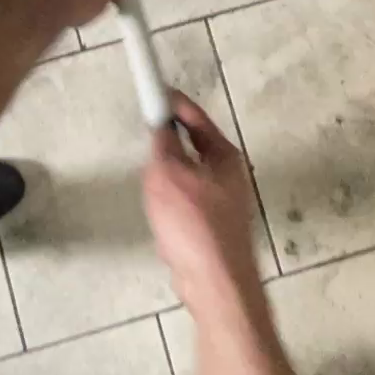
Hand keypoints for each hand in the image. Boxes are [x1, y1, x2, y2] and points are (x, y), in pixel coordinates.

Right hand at [143, 91, 262, 310]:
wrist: (215, 286)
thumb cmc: (194, 225)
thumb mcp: (168, 174)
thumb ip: (162, 142)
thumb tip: (160, 120)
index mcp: (224, 156)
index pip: (195, 116)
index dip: (171, 101)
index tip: (150, 88)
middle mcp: (229, 175)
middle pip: (191, 144)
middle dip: (166, 142)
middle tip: (145, 138)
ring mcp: (223, 201)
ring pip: (186, 174)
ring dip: (166, 176)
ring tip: (152, 186)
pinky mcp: (213, 226)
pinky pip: (186, 201)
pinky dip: (171, 202)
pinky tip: (163, 219)